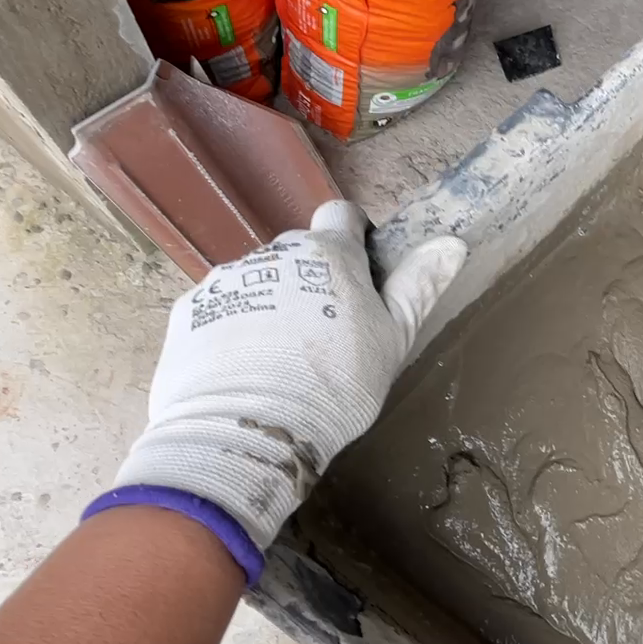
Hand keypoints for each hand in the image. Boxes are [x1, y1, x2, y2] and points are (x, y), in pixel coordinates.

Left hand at [113, 200, 465, 549]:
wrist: (249, 429)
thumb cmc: (338, 381)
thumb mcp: (395, 337)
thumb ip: (419, 286)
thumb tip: (453, 242)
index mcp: (329, 254)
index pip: (341, 214)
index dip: (353, 235)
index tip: (360, 271)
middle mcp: (275, 253)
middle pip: (299, 250)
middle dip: (312, 276)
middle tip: (326, 329)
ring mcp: (227, 280)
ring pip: (260, 279)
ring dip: (274, 301)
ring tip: (282, 357)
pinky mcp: (189, 310)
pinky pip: (220, 308)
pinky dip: (236, 328)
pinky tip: (246, 368)